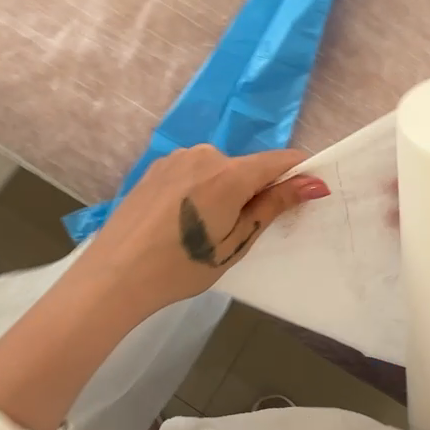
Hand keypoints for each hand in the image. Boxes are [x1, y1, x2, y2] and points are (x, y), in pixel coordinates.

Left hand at [78, 144, 328, 320]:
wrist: (114, 275)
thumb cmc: (181, 267)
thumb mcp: (235, 243)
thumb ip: (274, 207)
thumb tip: (315, 182)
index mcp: (229, 173)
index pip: (280, 161)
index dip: (298, 175)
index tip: (307, 197)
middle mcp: (204, 155)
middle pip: (246, 167)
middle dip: (253, 193)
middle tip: (237, 234)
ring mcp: (176, 158)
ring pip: (218, 171)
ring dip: (224, 192)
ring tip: (203, 232)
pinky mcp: (155, 168)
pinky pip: (192, 174)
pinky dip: (199, 192)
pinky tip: (180, 222)